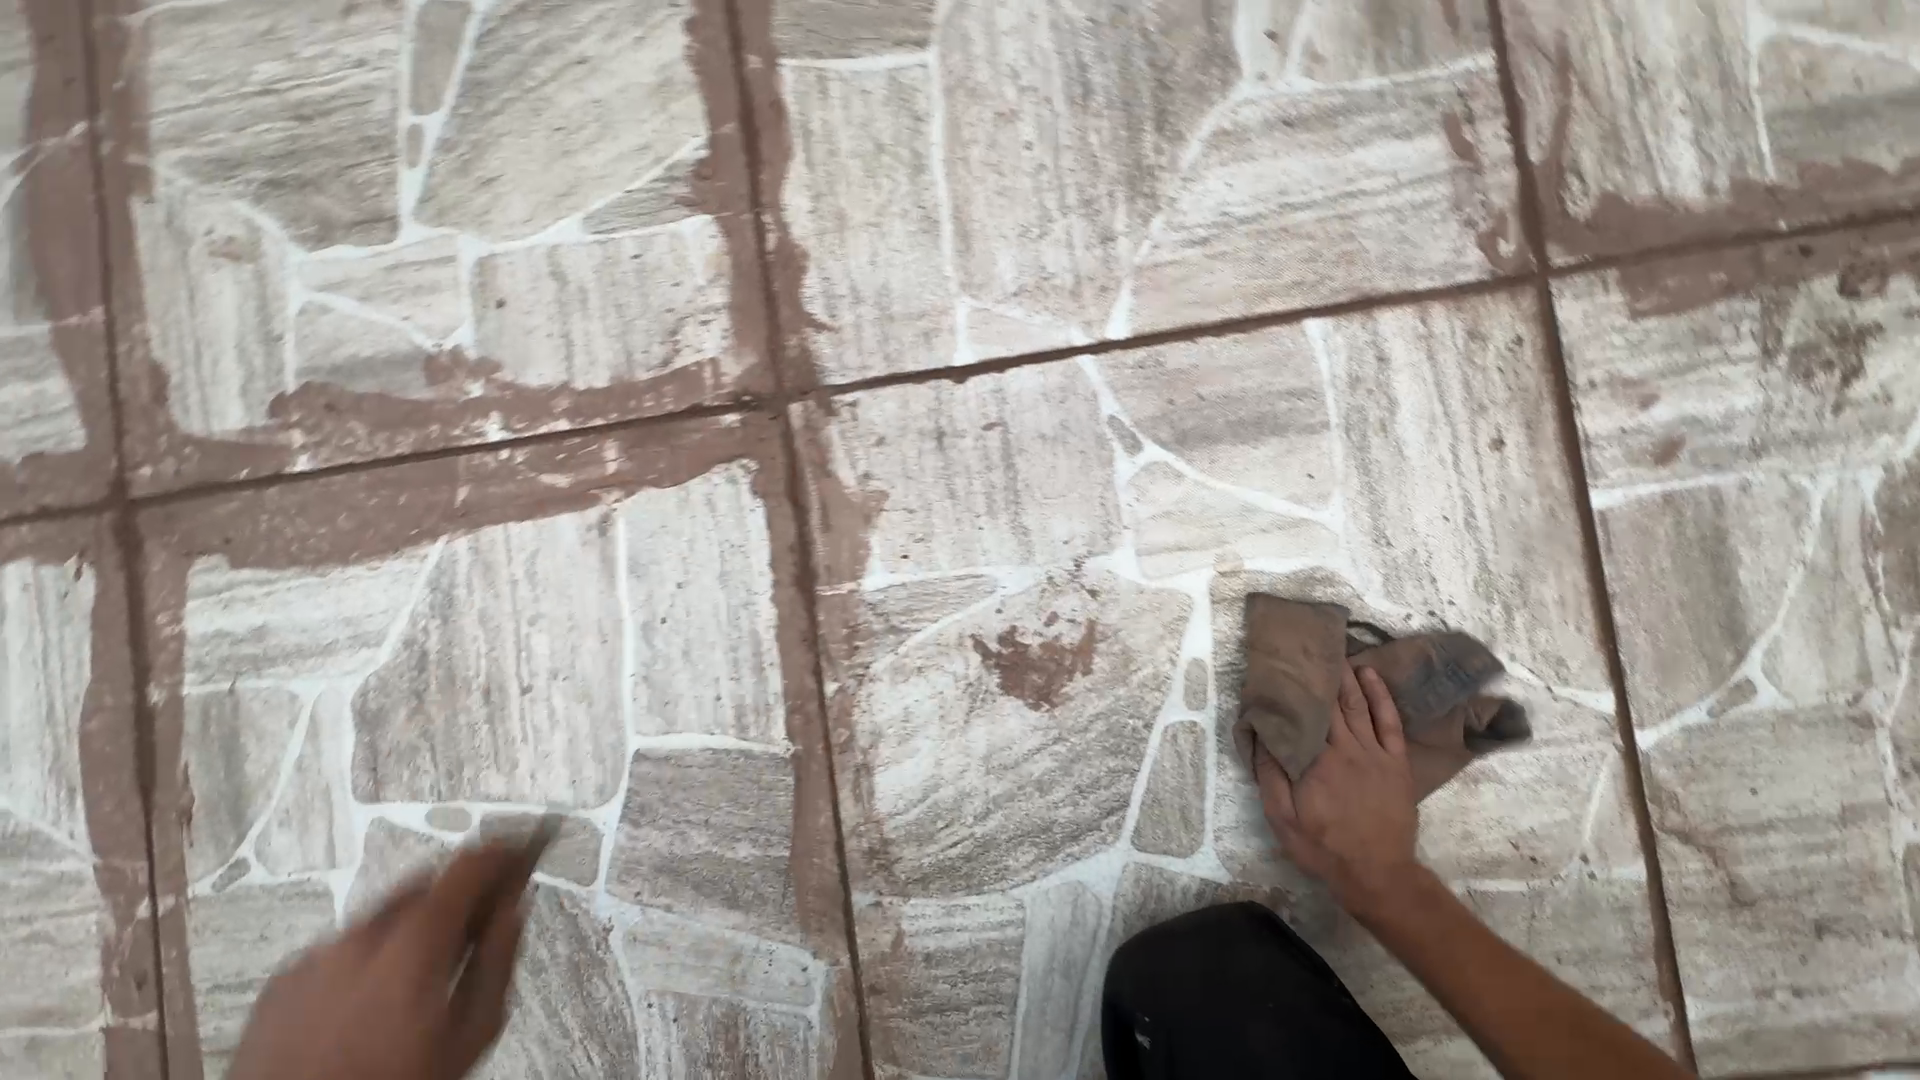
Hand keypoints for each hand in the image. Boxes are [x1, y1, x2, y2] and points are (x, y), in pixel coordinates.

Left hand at [225, 842, 537, 1079]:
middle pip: (425, 886)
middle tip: (473, 930)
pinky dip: (364, 961)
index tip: (519, 855)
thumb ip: (498, 957)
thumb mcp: (472, 1030)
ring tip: (415, 981)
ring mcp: (315, 957)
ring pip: (381, 918)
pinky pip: (338, 949)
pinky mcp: (282, 982)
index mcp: (416, 941)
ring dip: (408, 931)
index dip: (502, 853)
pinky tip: (369, 1003)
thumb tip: (512, 909)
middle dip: (455, 900)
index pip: (470, 864)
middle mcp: (362, 935)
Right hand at [1255, 663, 1421, 919]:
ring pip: (1357, 705)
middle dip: (1317, 674)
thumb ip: (1270, 774)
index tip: (1282, 664)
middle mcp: (1345, 748)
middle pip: (1330, 703)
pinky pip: (1389, 721)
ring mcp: (1374, 753)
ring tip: (1333, 651)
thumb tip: (1261, 735)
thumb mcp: (1282, 817)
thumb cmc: (1323, 847)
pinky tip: (1369, 676)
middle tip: (1306, 648)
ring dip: (1345, 676)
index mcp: (1315, 760)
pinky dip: (1380, 696)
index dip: (1293, 687)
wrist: (1377, 874)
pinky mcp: (1395, 762)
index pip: (1303, 713)